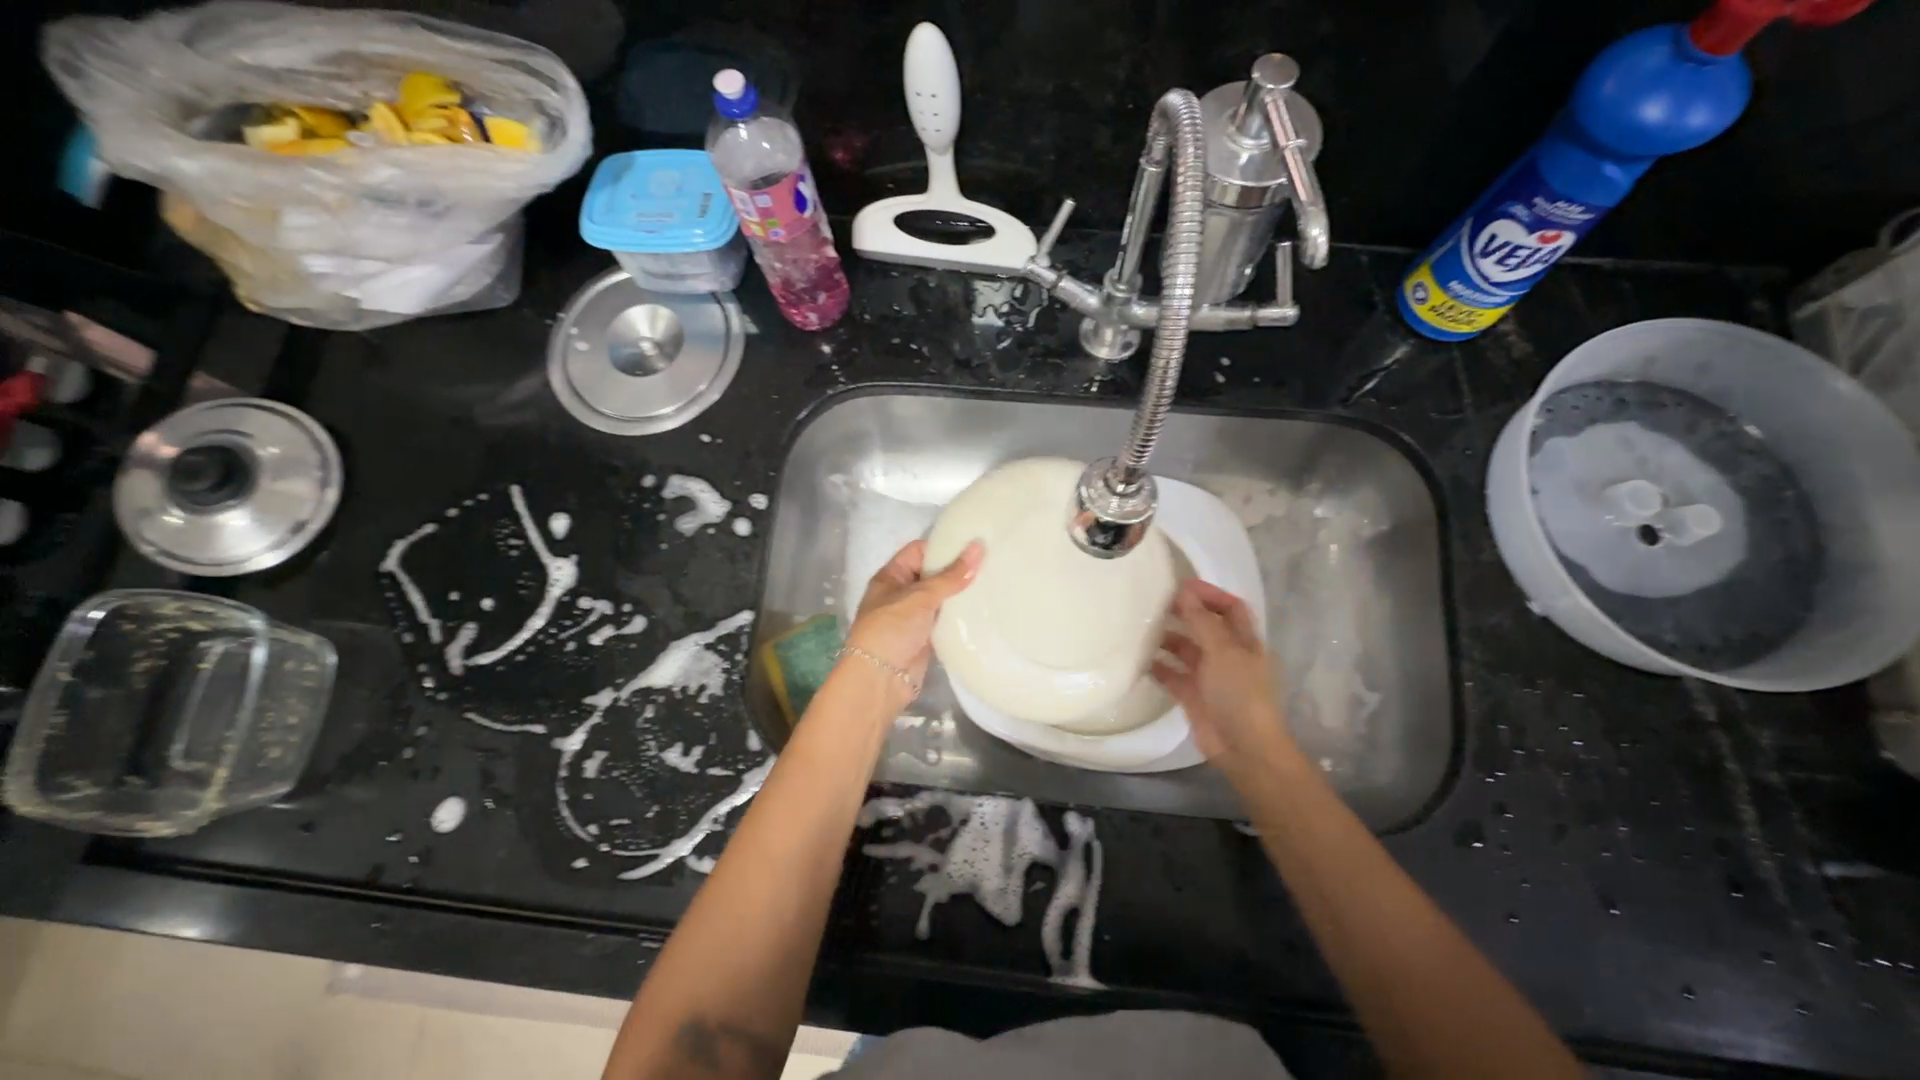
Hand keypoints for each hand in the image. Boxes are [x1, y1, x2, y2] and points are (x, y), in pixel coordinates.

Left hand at [846, 539, 983, 697]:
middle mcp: (901, 593)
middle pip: (932, 574)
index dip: (943, 546)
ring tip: (993, 582)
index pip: (919, 550)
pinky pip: (945, 620)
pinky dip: (960, 616)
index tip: (974, 544)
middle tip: (991, 562)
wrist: (880, 679)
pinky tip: (984, 609)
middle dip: (957, 570)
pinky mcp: (926, 637)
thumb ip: (951, 575)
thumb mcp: (920, 597)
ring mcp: (913, 617)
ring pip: (941, 598)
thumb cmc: (892, 629)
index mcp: (891, 576)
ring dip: (960, 594)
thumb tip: (979, 547)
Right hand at [1152, 578, 1295, 774]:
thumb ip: (1202, 621)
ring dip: (1167, 639)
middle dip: (1184, 614)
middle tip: (1153, 603)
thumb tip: (1185, 591)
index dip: (1211, 594)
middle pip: (1205, 627)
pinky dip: (1158, 667)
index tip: (1182, 584)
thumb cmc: (1240, 693)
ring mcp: (1210, 677)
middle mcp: (1228, 656)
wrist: (1244, 747)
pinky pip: (1172, 675)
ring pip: (1186, 650)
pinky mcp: (1193, 696)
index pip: (1230, 608)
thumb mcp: (1223, 652)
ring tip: (1141, 629)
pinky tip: (1139, 660)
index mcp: (1244, 642)